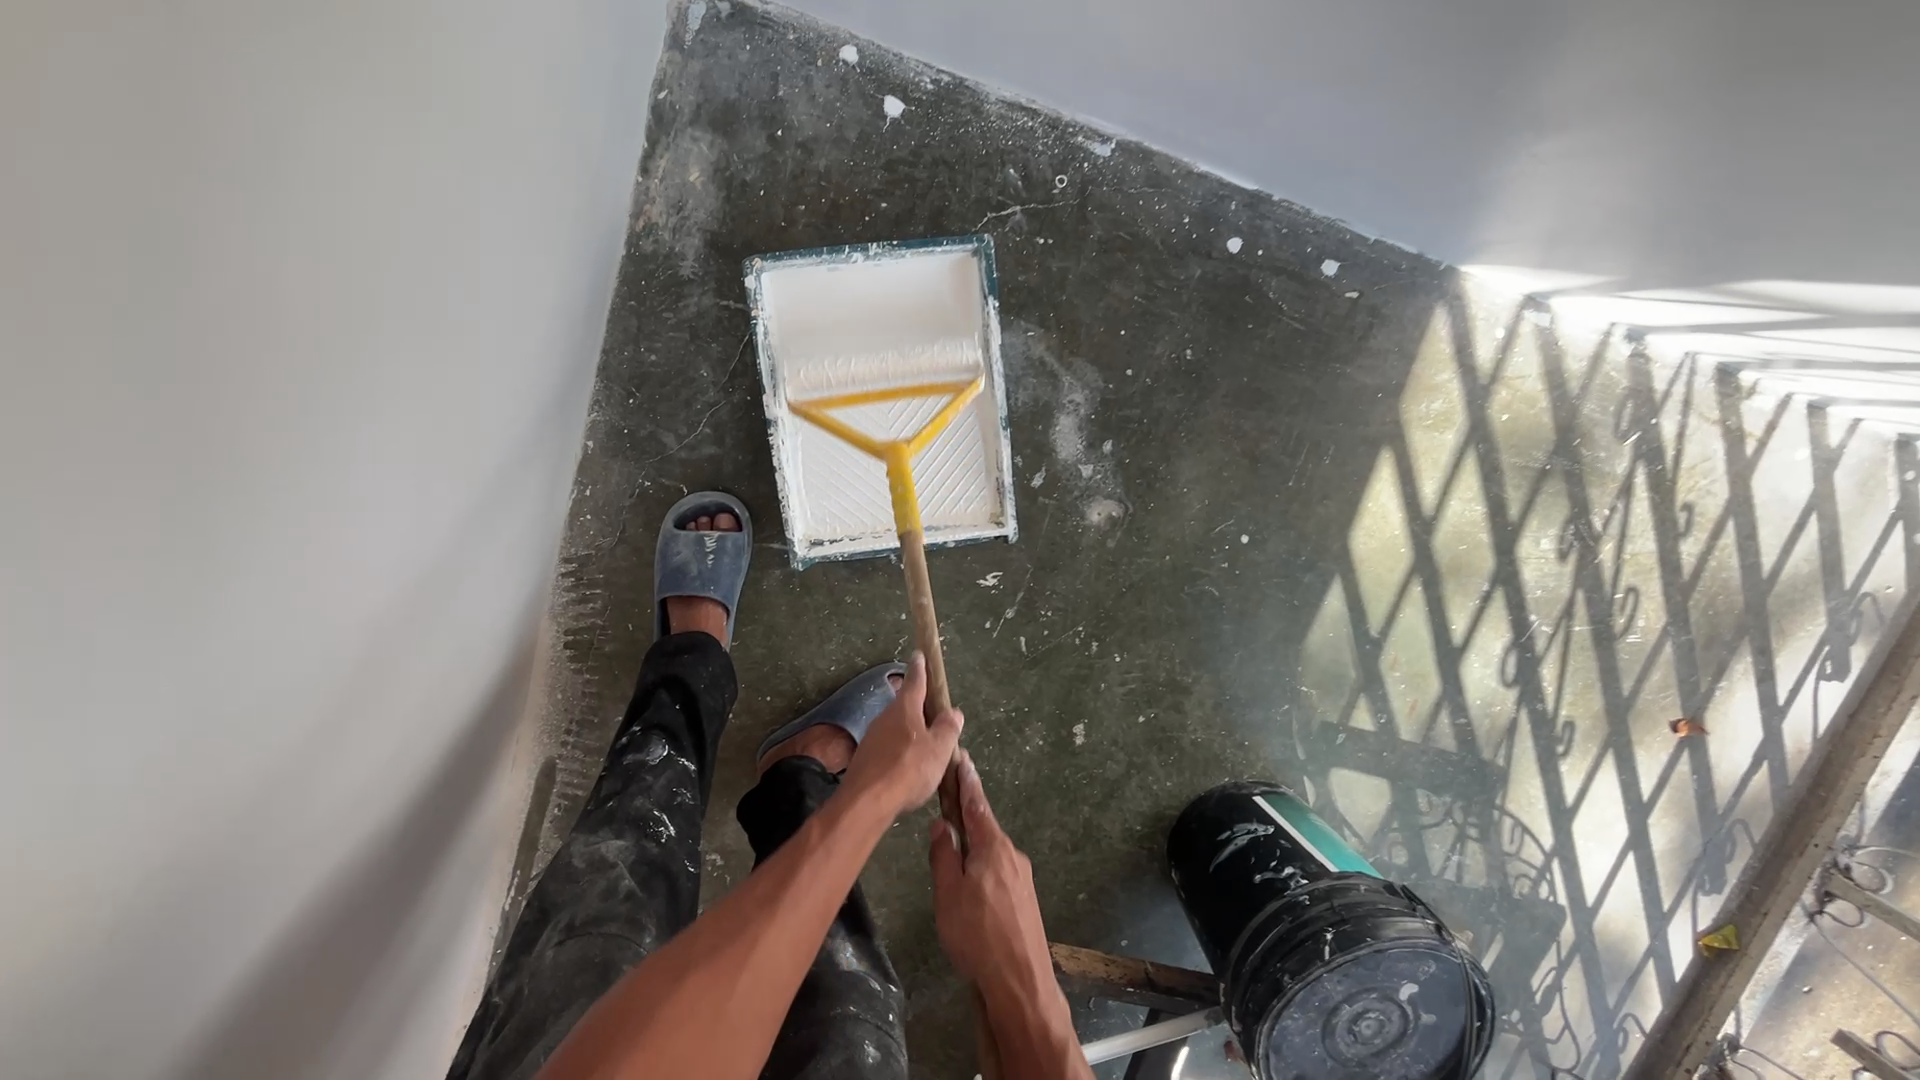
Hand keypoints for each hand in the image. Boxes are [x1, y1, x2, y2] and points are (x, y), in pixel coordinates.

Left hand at [841, 652, 963, 816]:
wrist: (867, 801)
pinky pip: (889, 746)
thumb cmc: (907, 769)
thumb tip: (953, 712)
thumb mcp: (939, 749)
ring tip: (927, 744)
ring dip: (911, 731)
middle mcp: (886, 717)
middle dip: (919, 706)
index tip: (919, 654)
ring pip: (896, 727)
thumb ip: (947, 729)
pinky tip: (909, 765)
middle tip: (934, 710)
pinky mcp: (866, 758)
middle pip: (905, 705)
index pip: (915, 681)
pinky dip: (901, 750)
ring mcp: (873, 738)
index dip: (920, 668)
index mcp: (905, 709)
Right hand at [927, 751, 1053, 996]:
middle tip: (946, 805)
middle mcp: (1013, 856)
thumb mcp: (948, 894)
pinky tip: (971, 887)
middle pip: (985, 828)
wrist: (1021, 983)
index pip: (977, 805)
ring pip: (991, 854)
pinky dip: (983, 868)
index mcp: (993, 847)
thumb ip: (943, 857)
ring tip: (952, 856)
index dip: (967, 781)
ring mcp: (1023, 878)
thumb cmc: (977, 936)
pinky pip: (999, 872)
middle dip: (966, 817)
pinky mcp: (1025, 900)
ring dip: (973, 848)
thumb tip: (942, 825)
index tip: (962, 758)